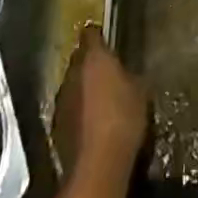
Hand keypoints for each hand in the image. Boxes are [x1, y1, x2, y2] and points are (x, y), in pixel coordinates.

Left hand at [53, 25, 147, 191]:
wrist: (98, 163)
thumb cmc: (124, 117)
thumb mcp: (140, 90)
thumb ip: (131, 74)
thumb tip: (129, 71)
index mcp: (94, 58)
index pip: (91, 34)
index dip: (99, 35)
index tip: (107, 37)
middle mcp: (73, 73)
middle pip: (79, 58)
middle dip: (90, 61)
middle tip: (108, 69)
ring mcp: (62, 99)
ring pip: (72, 83)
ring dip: (82, 85)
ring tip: (100, 96)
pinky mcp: (56, 124)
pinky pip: (68, 106)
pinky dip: (77, 107)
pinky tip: (90, 118)